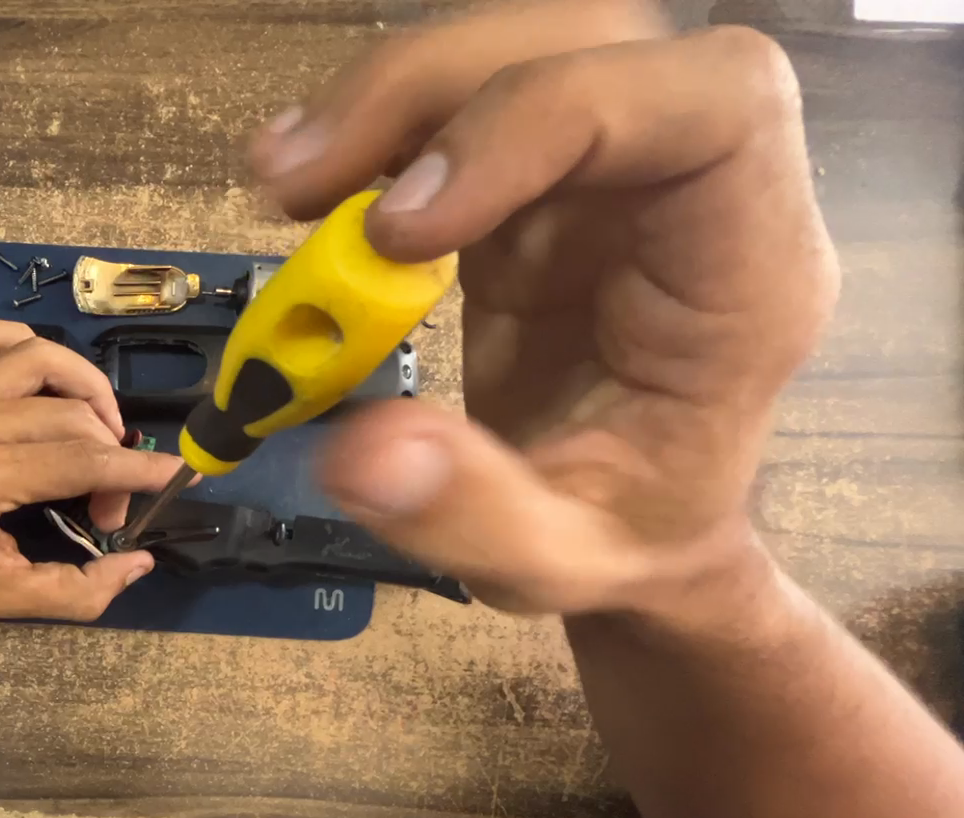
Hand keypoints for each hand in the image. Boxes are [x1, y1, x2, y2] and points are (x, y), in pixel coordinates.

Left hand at [0, 319, 182, 628]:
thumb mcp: (1, 600)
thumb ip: (78, 590)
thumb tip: (137, 565)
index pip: (83, 459)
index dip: (140, 469)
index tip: (180, 476)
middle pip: (70, 417)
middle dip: (111, 457)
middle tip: (110, 506)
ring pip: (38, 360)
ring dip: (83, 390)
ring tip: (98, 432)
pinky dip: (23, 347)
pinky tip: (41, 382)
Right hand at [250, 0, 837, 614]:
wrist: (628, 530)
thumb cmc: (615, 545)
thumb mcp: (547, 566)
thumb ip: (467, 516)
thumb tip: (355, 450)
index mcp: (734, 276)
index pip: (701, 109)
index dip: (537, 126)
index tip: (390, 228)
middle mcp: (679, 199)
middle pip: (587, 44)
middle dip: (426, 94)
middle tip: (293, 184)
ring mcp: (601, 189)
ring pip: (513, 57)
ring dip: (384, 105)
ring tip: (282, 181)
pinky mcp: (530, 204)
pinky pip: (457, 122)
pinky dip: (373, 140)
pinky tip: (307, 192)